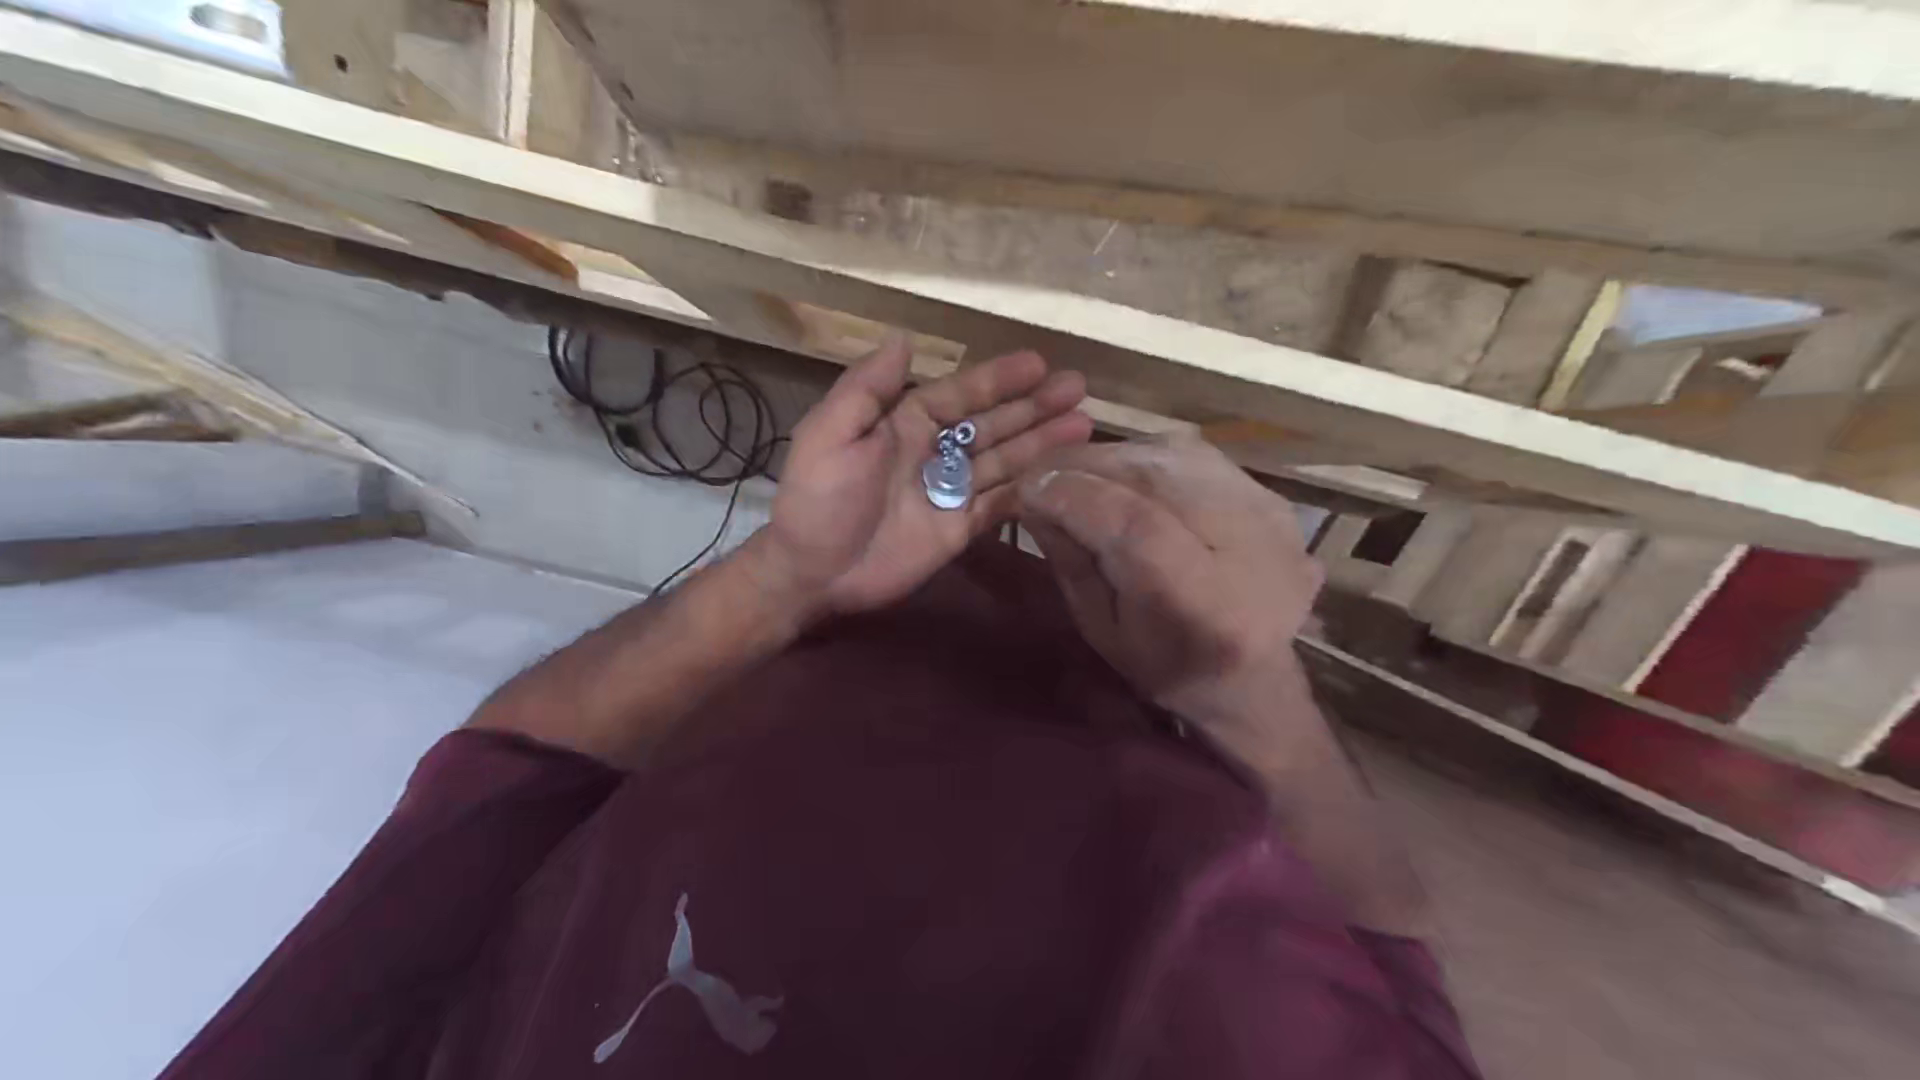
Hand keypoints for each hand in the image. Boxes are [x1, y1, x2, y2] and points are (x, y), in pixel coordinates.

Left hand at [760, 337, 1092, 617]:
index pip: (961, 395)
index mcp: (905, 425)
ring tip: (1083, 423)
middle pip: (992, 424)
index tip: (1039, 363)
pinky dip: (1029, 490)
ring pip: (1004, 461)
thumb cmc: (820, 498)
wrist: (814, 572)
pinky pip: (1000, 504)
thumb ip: (868, 388)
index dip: (998, 379)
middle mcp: (934, 454)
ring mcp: (950, 492)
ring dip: (1041, 443)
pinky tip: (1061, 475)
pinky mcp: (960, 529)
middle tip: (1078, 388)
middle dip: (1033, 406)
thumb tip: (905, 339)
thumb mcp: (832, 433)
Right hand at [1017, 432, 1323, 737]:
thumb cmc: (1166, 666)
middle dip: (1084, 467)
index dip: (1076, 499)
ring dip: (1110, 456)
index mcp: (1208, 608)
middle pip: (1156, 478)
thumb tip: (1033, 493)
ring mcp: (1271, 516)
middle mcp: (1253, 552)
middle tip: (1040, 473)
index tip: (1026, 489)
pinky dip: (1143, 456)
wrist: (1252, 673)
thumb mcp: (1101, 628)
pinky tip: (1117, 473)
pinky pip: (1194, 455)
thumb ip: (1070, 560)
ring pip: (1173, 455)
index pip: (1138, 529)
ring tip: (1073, 472)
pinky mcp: (1271, 497)